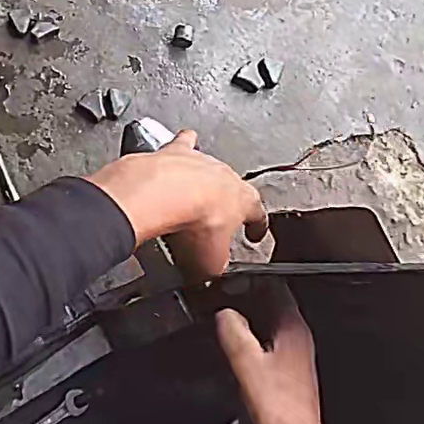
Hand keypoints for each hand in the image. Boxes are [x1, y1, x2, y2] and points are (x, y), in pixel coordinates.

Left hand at [84, 129, 266, 278]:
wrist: (165, 193)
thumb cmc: (195, 222)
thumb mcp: (211, 263)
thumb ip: (214, 269)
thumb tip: (207, 278)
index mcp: (244, 200)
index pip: (258, 215)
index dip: (258, 227)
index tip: (255, 233)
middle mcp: (226, 176)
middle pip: (231, 189)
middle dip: (226, 203)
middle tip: (216, 218)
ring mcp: (200, 161)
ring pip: (208, 167)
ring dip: (202, 180)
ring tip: (194, 194)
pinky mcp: (174, 153)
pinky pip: (182, 145)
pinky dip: (181, 146)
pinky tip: (176, 150)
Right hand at [213, 281, 328, 423]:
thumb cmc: (277, 418)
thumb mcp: (244, 363)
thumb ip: (231, 330)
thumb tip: (222, 312)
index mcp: (294, 330)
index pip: (274, 285)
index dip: (248, 279)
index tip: (225, 282)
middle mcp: (298, 341)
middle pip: (270, 304)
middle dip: (243, 299)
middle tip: (216, 300)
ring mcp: (294, 361)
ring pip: (266, 326)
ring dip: (244, 322)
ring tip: (218, 323)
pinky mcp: (286, 379)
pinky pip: (265, 348)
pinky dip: (247, 344)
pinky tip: (229, 354)